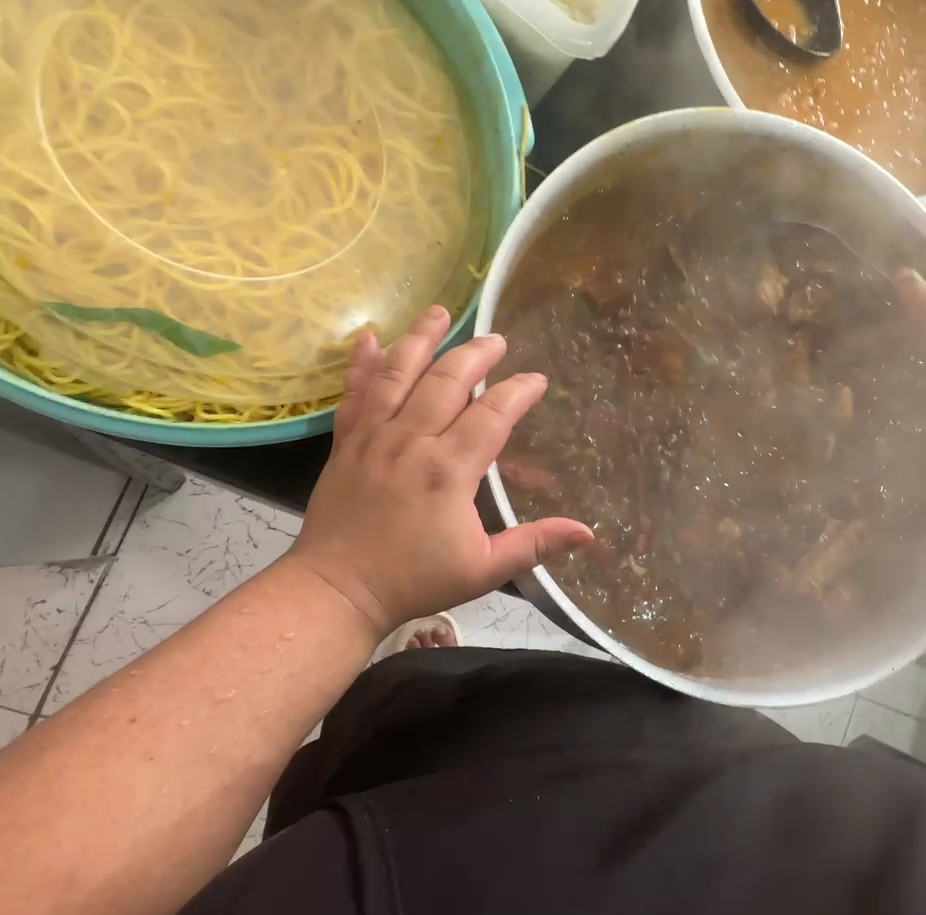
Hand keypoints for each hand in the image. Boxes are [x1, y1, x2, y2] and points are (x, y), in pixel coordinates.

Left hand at [284, 307, 593, 632]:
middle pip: (446, 381)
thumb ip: (535, 545)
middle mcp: (411, 441)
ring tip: (440, 313)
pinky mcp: (346, 444)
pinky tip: (368, 338)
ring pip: (398, 374)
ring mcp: (374, 438)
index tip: (536, 380)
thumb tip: (588, 534)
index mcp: (449, 470)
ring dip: (421, 340)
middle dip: (475, 355)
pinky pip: (354, 394)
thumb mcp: (484, 569)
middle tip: (497, 340)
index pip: (492, 415)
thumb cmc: (415, 581)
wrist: (337, 590)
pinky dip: (361, 364)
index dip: (518, 392)